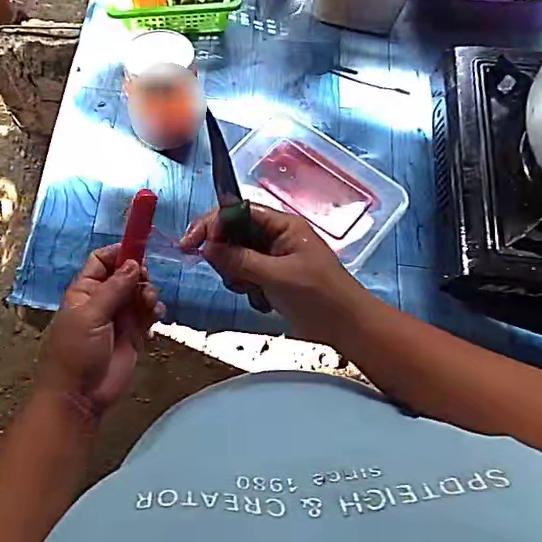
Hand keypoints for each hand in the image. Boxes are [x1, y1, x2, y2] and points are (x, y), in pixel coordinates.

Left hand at [37, 244, 162, 417]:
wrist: (80, 396)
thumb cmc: (76, 352)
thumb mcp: (90, 316)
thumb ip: (113, 288)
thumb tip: (133, 263)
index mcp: (85, 291)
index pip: (102, 261)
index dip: (119, 253)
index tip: (139, 250)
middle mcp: (103, 300)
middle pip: (126, 274)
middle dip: (139, 274)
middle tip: (144, 283)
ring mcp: (120, 317)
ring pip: (140, 293)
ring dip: (148, 293)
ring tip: (149, 304)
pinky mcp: (134, 335)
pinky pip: (149, 315)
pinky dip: (155, 312)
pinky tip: (154, 318)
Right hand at [179, 206, 372, 344]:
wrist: (349, 329)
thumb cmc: (321, 296)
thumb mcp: (278, 276)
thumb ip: (240, 260)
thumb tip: (208, 247)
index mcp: (282, 225)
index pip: (238, 212)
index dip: (213, 224)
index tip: (193, 244)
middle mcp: (276, 237)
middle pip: (233, 234)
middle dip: (224, 254)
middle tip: (227, 274)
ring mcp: (273, 259)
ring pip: (235, 258)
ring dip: (236, 275)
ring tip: (253, 290)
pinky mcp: (272, 279)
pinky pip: (244, 277)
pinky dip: (247, 289)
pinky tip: (264, 300)